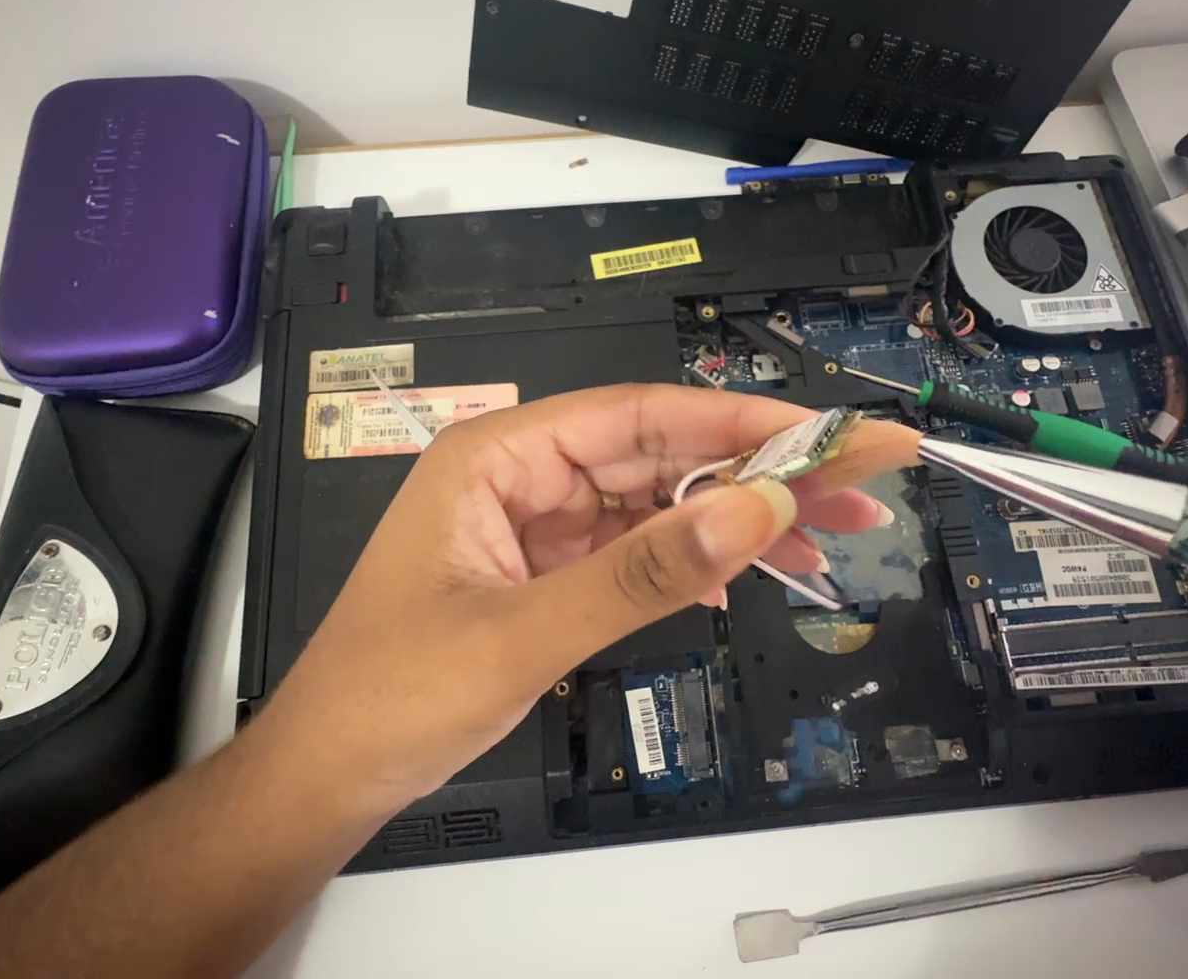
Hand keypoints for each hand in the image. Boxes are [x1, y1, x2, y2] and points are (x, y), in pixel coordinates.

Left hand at [265, 384, 918, 821]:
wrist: (331, 772)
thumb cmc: (397, 694)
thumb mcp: (524, 632)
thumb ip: (640, 573)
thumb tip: (753, 511)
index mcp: (502, 456)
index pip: (640, 416)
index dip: (739, 421)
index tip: (827, 433)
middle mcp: (525, 475)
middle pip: (661, 457)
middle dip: (757, 473)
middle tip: (856, 487)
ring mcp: (540, 524)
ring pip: (656, 506)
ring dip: (735, 522)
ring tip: (828, 538)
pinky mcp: (550, 570)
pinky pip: (635, 552)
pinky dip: (689, 564)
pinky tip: (740, 578)